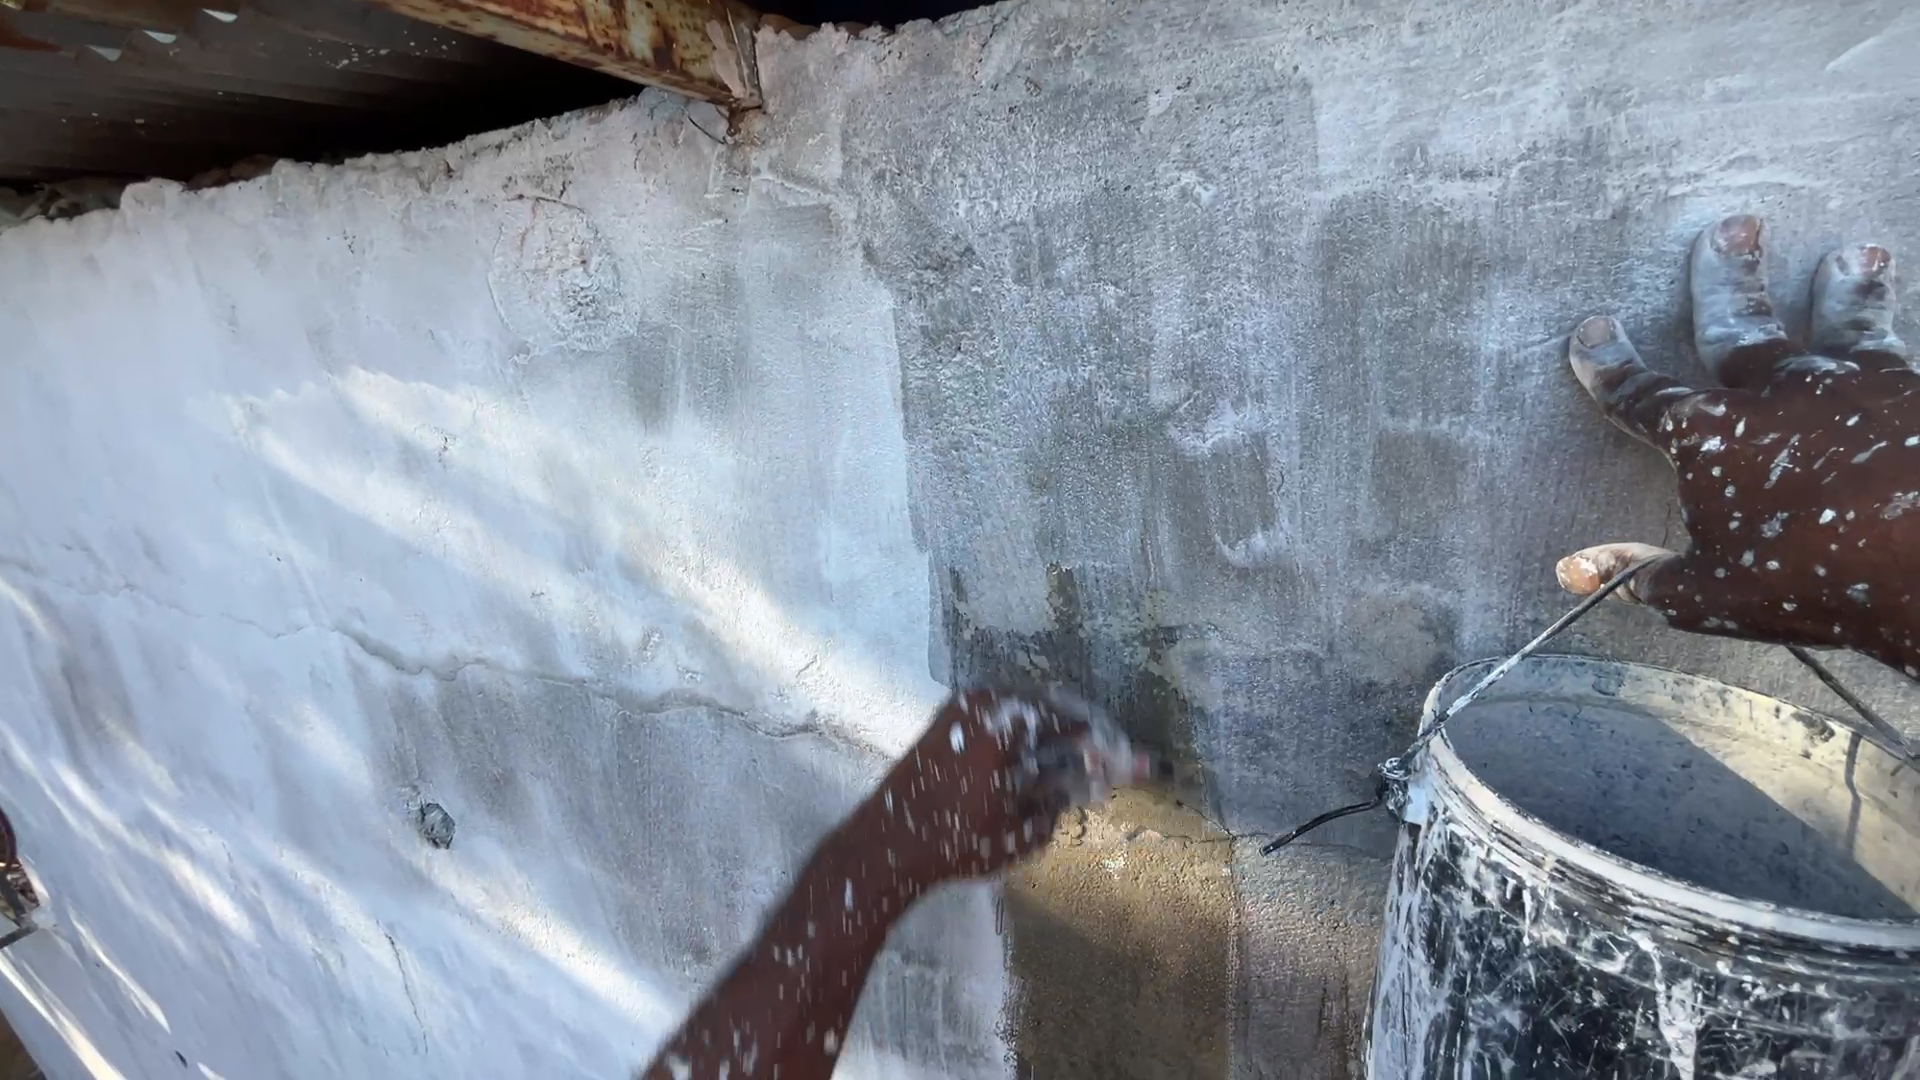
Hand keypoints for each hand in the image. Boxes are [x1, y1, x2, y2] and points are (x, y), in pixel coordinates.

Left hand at [860, 689, 1150, 893]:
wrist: (884, 844)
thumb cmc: (954, 841)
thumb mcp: (1019, 833)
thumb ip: (1057, 804)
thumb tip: (1085, 786)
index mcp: (1004, 721)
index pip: (1068, 723)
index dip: (1100, 741)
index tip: (1127, 753)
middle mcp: (982, 702)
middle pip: (1045, 709)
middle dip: (1076, 731)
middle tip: (1100, 753)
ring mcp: (959, 706)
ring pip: (1019, 710)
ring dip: (1047, 730)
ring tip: (1071, 755)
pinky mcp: (944, 719)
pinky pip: (996, 715)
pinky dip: (1019, 732)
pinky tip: (1032, 755)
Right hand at [1560, 214, 1919, 677]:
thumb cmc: (1815, 579)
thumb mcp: (1707, 593)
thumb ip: (1639, 574)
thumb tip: (1570, 570)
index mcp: (1710, 437)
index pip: (1640, 394)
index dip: (1609, 364)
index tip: (1593, 329)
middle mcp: (1782, 396)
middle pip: (1742, 328)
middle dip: (1728, 279)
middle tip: (1732, 228)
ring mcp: (1870, 390)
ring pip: (1847, 328)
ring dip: (1845, 291)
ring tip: (1855, 254)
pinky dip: (1913, 342)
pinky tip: (1915, 330)